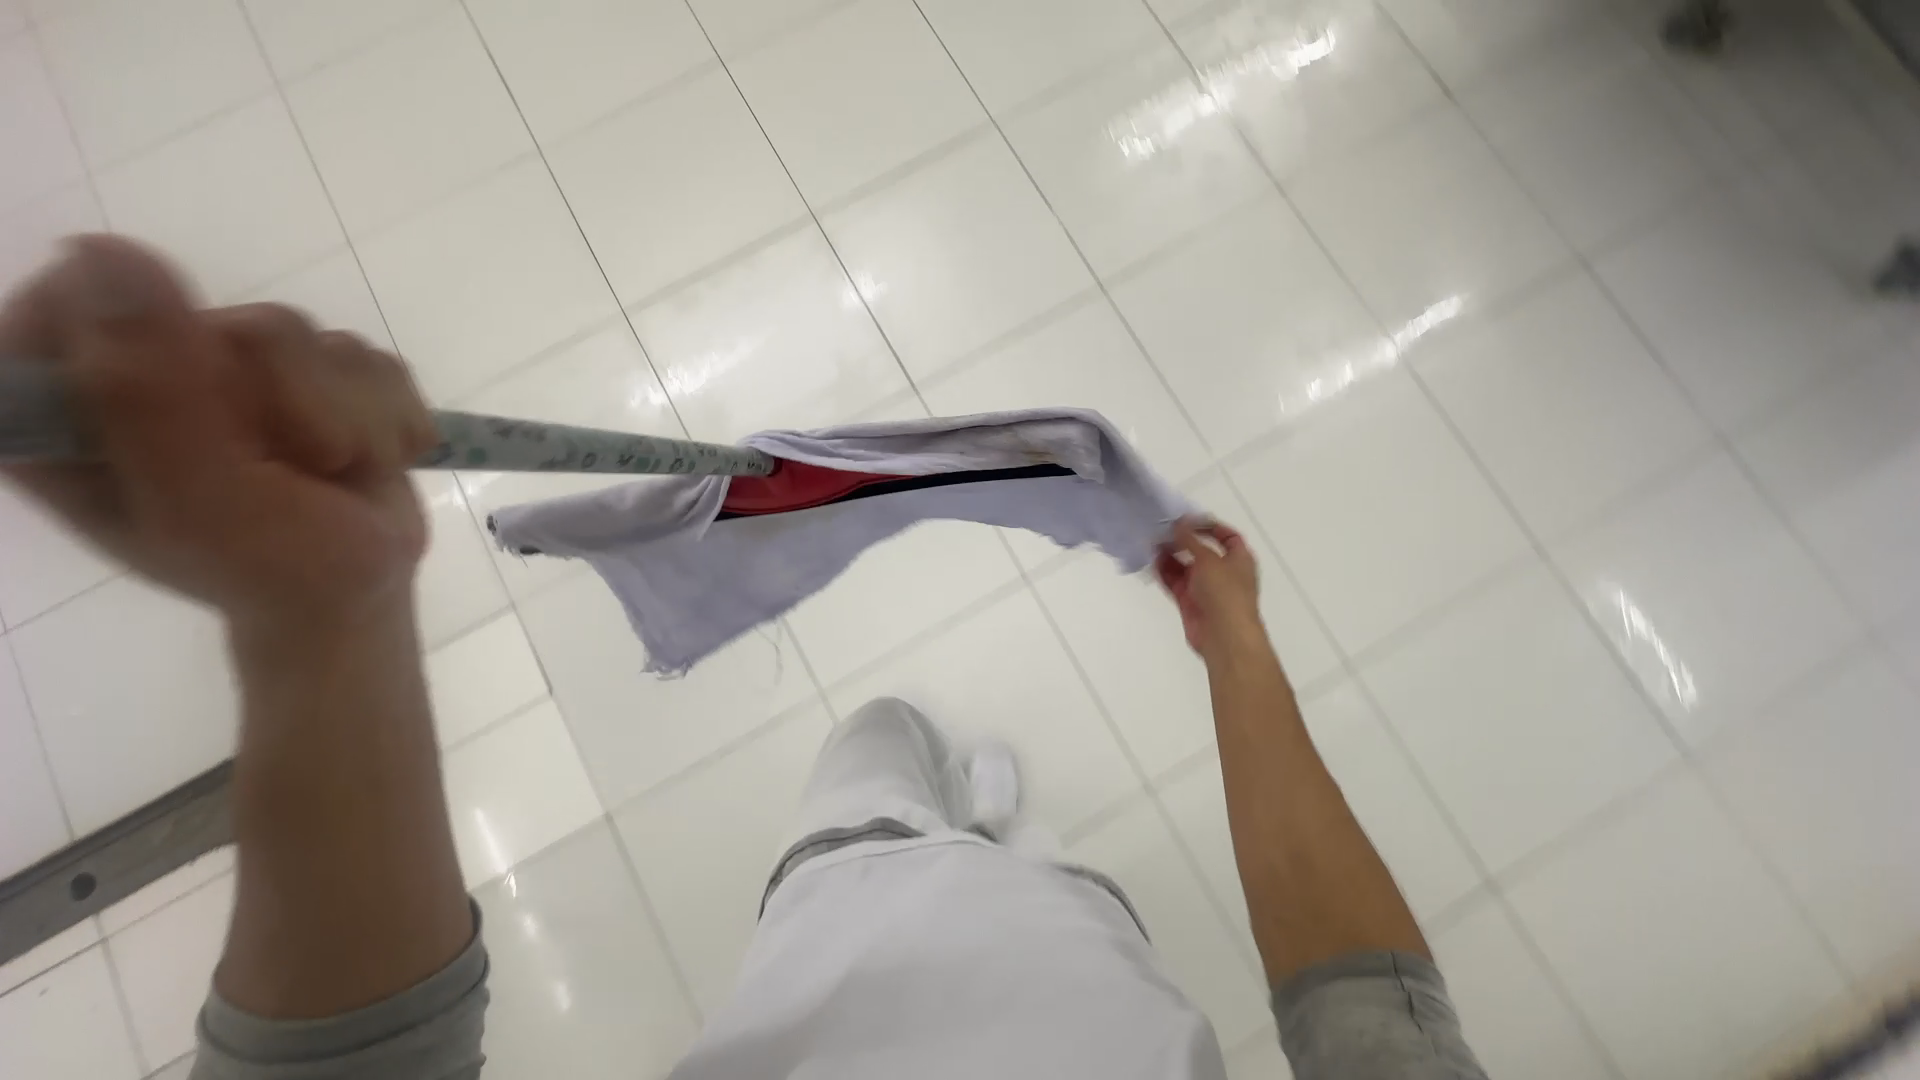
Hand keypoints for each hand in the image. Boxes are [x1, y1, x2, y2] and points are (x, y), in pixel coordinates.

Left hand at [0, 236, 436, 633]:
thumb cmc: (275, 567)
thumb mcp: (201, 498)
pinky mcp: (327, 377)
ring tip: (341, 474)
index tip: (222, 419)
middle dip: (300, 407)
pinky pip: (377, 361)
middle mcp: (157, 373)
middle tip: (302, 471)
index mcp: (76, 403)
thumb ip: (151, 391)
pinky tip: (376, 460)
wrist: (360, 592)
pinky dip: (395, 418)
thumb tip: (109, 251)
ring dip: (355, 421)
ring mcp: (247, 372)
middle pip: (244, 324)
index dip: (173, 344)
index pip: (89, 302)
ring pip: (321, 340)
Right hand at [1154, 518, 1263, 657]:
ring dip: (1170, 555)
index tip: (1186, 520)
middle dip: (1182, 540)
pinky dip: (1165, 572)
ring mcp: (1205, 587)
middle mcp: (1223, 571)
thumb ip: (1190, 539)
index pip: (1227, 536)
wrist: (1223, 635)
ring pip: (1185, 566)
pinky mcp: (1189, 601)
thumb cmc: (1224, 592)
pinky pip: (1175, 582)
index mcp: (1239, 558)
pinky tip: (1151, 561)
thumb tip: (1178, 522)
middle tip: (1161, 530)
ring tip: (1152, 543)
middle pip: (1201, 550)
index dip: (1209, 526)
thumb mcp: (1208, 559)